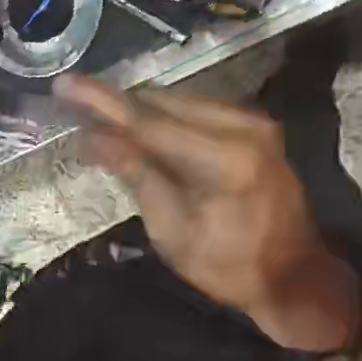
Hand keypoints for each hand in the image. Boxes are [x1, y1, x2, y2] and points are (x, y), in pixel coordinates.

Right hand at [55, 75, 360, 351]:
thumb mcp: (172, 230)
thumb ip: (136, 173)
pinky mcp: (255, 124)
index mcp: (224, 161)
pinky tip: (139, 126)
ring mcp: (253, 121)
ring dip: (138, 107)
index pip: (148, 122)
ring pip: (177, 100)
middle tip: (74, 102)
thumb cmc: (230, 267)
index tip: (65, 84)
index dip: (101, 103)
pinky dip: (163, 114)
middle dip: (116, 103)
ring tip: (100, 116)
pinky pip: (196, 107)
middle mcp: (243, 128)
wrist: (297, 276)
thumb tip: (92, 136)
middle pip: (161, 102)